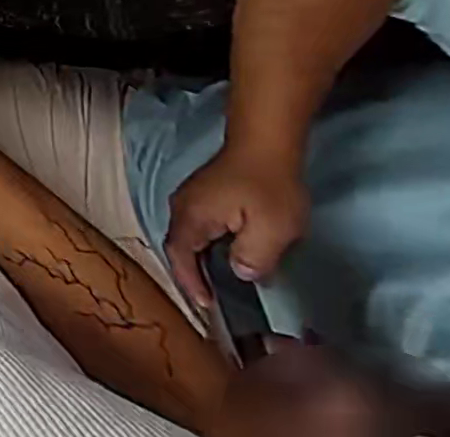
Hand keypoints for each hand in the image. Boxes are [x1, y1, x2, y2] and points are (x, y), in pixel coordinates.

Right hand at [164, 147, 307, 307]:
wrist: (265, 144)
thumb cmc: (267, 186)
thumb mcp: (271, 230)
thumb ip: (253, 258)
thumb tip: (239, 273)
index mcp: (191, 216)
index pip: (179, 255)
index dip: (191, 282)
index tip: (209, 306)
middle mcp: (182, 206)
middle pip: (178, 245)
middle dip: (192, 273)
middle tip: (215, 299)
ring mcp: (190, 197)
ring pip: (187, 235)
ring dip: (199, 259)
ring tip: (220, 281)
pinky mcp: (203, 193)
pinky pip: (196, 226)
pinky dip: (205, 245)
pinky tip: (226, 252)